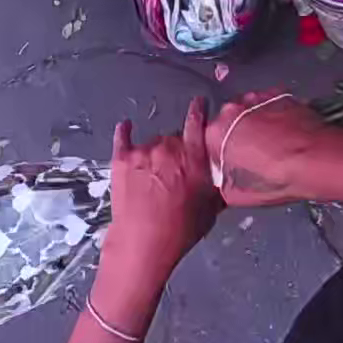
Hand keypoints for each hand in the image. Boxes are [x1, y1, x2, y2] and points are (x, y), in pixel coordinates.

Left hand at [99, 99, 220, 311]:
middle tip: (175, 172)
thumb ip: (216, 186)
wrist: (143, 240)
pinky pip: (123, 139)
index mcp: (193, 156)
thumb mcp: (210, 208)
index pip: (197, 124)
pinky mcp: (121, 159)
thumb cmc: (182, 228)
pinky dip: (124, 132)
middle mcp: (168, 147)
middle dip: (177, 151)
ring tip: (154, 176)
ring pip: (152, 143)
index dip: (198, 111)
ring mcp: (142, 151)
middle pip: (174, 139)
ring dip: (155, 154)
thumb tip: (222, 179)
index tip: (200, 101)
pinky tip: (125, 126)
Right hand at [205, 91, 336, 206]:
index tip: (229, 162)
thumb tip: (222, 182)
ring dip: (255, 122)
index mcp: (214, 134)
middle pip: (227, 122)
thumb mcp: (236, 196)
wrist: (317, 160)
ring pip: (248, 110)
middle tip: (253, 153)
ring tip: (273, 142)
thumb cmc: (277, 178)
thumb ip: (221, 184)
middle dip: (236, 134)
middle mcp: (230, 110)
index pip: (207, 141)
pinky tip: (286, 131)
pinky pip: (269, 104)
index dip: (219, 153)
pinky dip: (274, 114)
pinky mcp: (279, 94)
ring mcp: (255, 99)